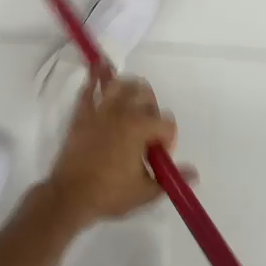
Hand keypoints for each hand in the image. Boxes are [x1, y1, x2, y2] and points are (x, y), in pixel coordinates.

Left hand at [39, 74, 186, 225]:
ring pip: (119, 84)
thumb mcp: (146, 192)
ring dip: (129, 87)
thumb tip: (195, 173)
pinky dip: (95, 78)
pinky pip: (88, 89)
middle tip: (148, 129)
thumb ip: (171, 179)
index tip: (158, 156)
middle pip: (145, 94)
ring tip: (131, 100)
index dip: (168, 139)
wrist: (70, 196)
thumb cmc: (110, 194)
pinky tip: (99, 69)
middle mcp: (122, 113)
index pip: (167, 122)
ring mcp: (99, 111)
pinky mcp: (81, 114)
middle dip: (151, 108)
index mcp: (140, 129)